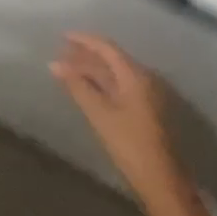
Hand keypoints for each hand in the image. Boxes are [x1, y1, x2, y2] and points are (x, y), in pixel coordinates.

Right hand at [52, 33, 180, 191]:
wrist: (162, 179)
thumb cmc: (129, 144)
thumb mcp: (99, 114)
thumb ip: (77, 86)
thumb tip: (55, 64)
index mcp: (135, 76)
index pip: (107, 47)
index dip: (84, 40)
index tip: (62, 36)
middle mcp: (144, 79)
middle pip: (112, 58)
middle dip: (86, 55)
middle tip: (61, 53)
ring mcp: (147, 94)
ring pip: (116, 73)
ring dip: (93, 69)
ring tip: (69, 69)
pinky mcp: (146, 109)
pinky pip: (120, 85)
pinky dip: (102, 82)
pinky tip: (87, 89)